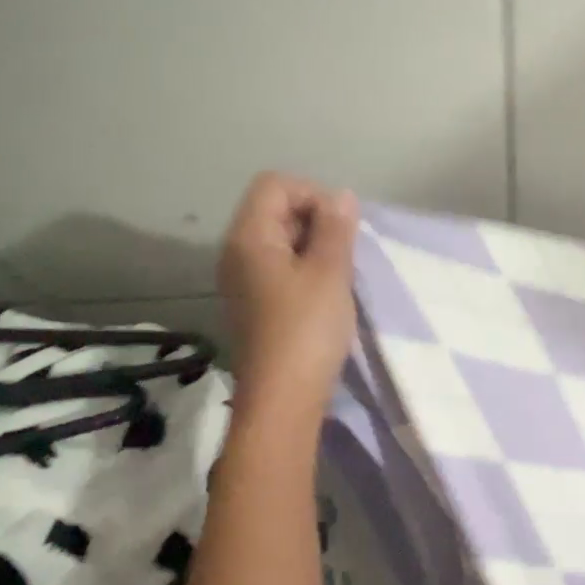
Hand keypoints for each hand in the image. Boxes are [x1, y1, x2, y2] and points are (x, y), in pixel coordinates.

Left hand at [218, 173, 358, 412]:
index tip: (344, 229)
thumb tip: (341, 197)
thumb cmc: (307, 331)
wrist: (283, 399)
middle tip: (347, 255)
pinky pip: (279, 271)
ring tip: (341, 278)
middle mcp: (237, 252)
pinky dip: (305, 274)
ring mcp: (243, 281)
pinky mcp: (254, 306)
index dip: (314, 195)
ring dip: (315, 251)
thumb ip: (337, 230)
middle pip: (275, 210)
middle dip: (316, 222)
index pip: (276, 185)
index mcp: (249, 237)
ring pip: (280, 243)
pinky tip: (326, 299)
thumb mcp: (330, 274)